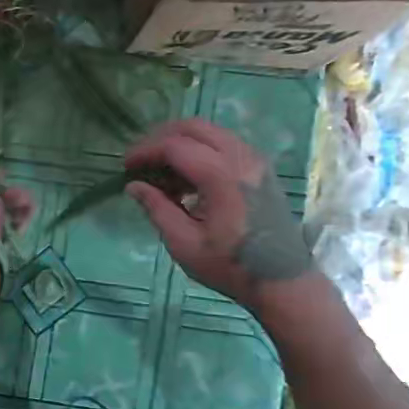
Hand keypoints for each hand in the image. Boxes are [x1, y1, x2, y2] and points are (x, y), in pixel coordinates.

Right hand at [125, 120, 314, 311]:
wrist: (282, 281)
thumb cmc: (230, 266)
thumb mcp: (185, 243)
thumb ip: (157, 209)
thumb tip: (134, 186)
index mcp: (220, 174)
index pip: (174, 146)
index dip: (145, 151)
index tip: (126, 166)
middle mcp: (240, 156)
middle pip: (193, 127)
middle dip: (162, 138)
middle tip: (141, 160)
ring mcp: (255, 159)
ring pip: (211, 132)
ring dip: (182, 142)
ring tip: (163, 171)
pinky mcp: (261, 168)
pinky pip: (225, 143)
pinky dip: (202, 150)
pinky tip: (189, 177)